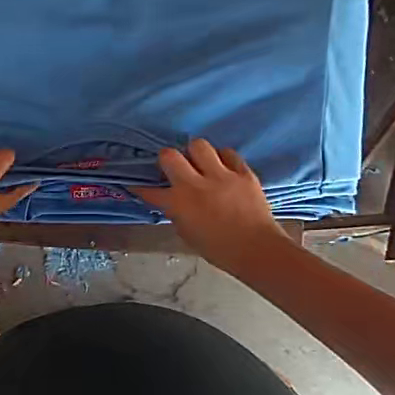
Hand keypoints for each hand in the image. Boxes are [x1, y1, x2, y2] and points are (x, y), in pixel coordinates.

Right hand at [133, 140, 291, 274]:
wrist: (257, 249)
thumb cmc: (218, 249)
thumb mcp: (187, 234)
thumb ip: (177, 214)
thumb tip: (174, 202)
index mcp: (178, 203)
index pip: (150, 190)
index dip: (141, 187)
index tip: (137, 184)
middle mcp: (195, 184)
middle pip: (170, 155)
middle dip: (166, 160)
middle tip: (172, 168)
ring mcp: (221, 175)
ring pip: (199, 146)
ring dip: (195, 154)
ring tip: (200, 163)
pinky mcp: (243, 172)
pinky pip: (228, 154)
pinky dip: (222, 158)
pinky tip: (222, 167)